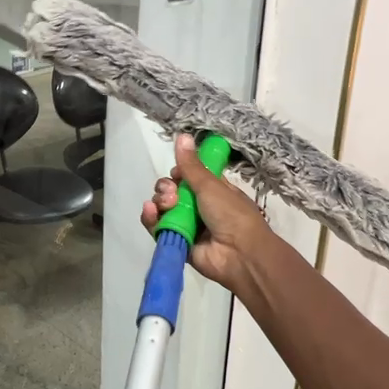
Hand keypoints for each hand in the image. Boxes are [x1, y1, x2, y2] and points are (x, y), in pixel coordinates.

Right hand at [139, 134, 273, 292]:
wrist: (239, 254)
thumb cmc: (231, 214)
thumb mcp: (211, 185)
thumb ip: (191, 164)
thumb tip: (182, 135)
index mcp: (211, 191)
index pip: (186, 177)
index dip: (178, 173)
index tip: (178, 173)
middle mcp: (198, 206)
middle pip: (171, 191)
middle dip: (166, 188)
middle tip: (172, 193)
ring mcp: (186, 225)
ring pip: (162, 208)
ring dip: (159, 202)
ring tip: (166, 205)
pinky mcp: (176, 241)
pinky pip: (157, 227)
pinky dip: (150, 219)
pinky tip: (150, 211)